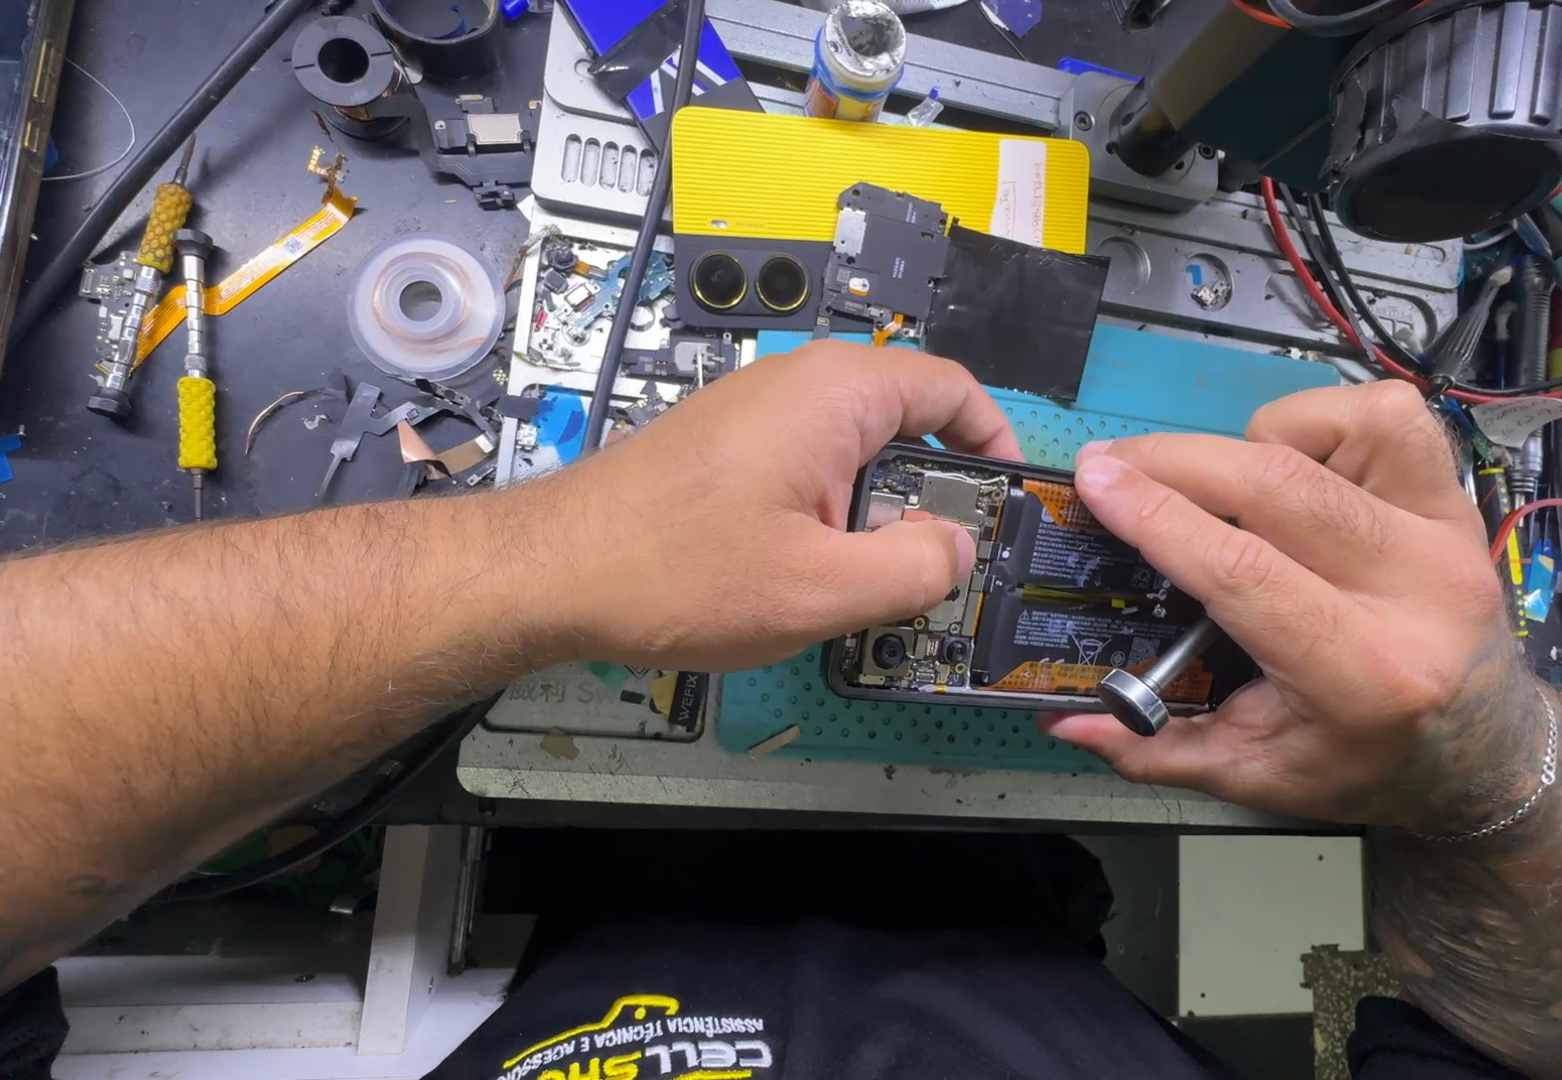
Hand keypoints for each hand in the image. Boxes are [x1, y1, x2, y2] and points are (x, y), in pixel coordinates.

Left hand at [534, 341, 1020, 671]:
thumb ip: (916, 568)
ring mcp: (757, 413)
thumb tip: (957, 547)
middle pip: (904, 424)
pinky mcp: (729, 446)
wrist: (555, 572)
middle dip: (930, 494)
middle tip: (929, 565)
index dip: (994, 441)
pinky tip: (807, 569)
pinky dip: (829, 516)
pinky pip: (809, 469)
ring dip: (875, 515)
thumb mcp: (822, 588)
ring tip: (858, 578)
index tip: (1006, 500)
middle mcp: (797, 385)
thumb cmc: (680, 573)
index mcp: (835, 394)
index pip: (952, 388)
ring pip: (855, 455)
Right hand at [1044, 381, 1542, 830]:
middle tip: (1105, 463)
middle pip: (1277, 485)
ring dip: (1247, 439)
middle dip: (1172, 458)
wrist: (1485, 754)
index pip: (1242, 570)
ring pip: (1336, 432)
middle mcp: (1414, 590)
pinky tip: (1280, 462)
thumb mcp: (1248, 775)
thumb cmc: (1356, 762)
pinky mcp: (1454, 501)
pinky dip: (1313, 422)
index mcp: (1357, 672)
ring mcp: (1445, 534)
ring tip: (1210, 479)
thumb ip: (1149, 749)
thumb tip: (1057, 719)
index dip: (1158, 516)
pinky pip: (1384, 418)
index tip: (1093, 482)